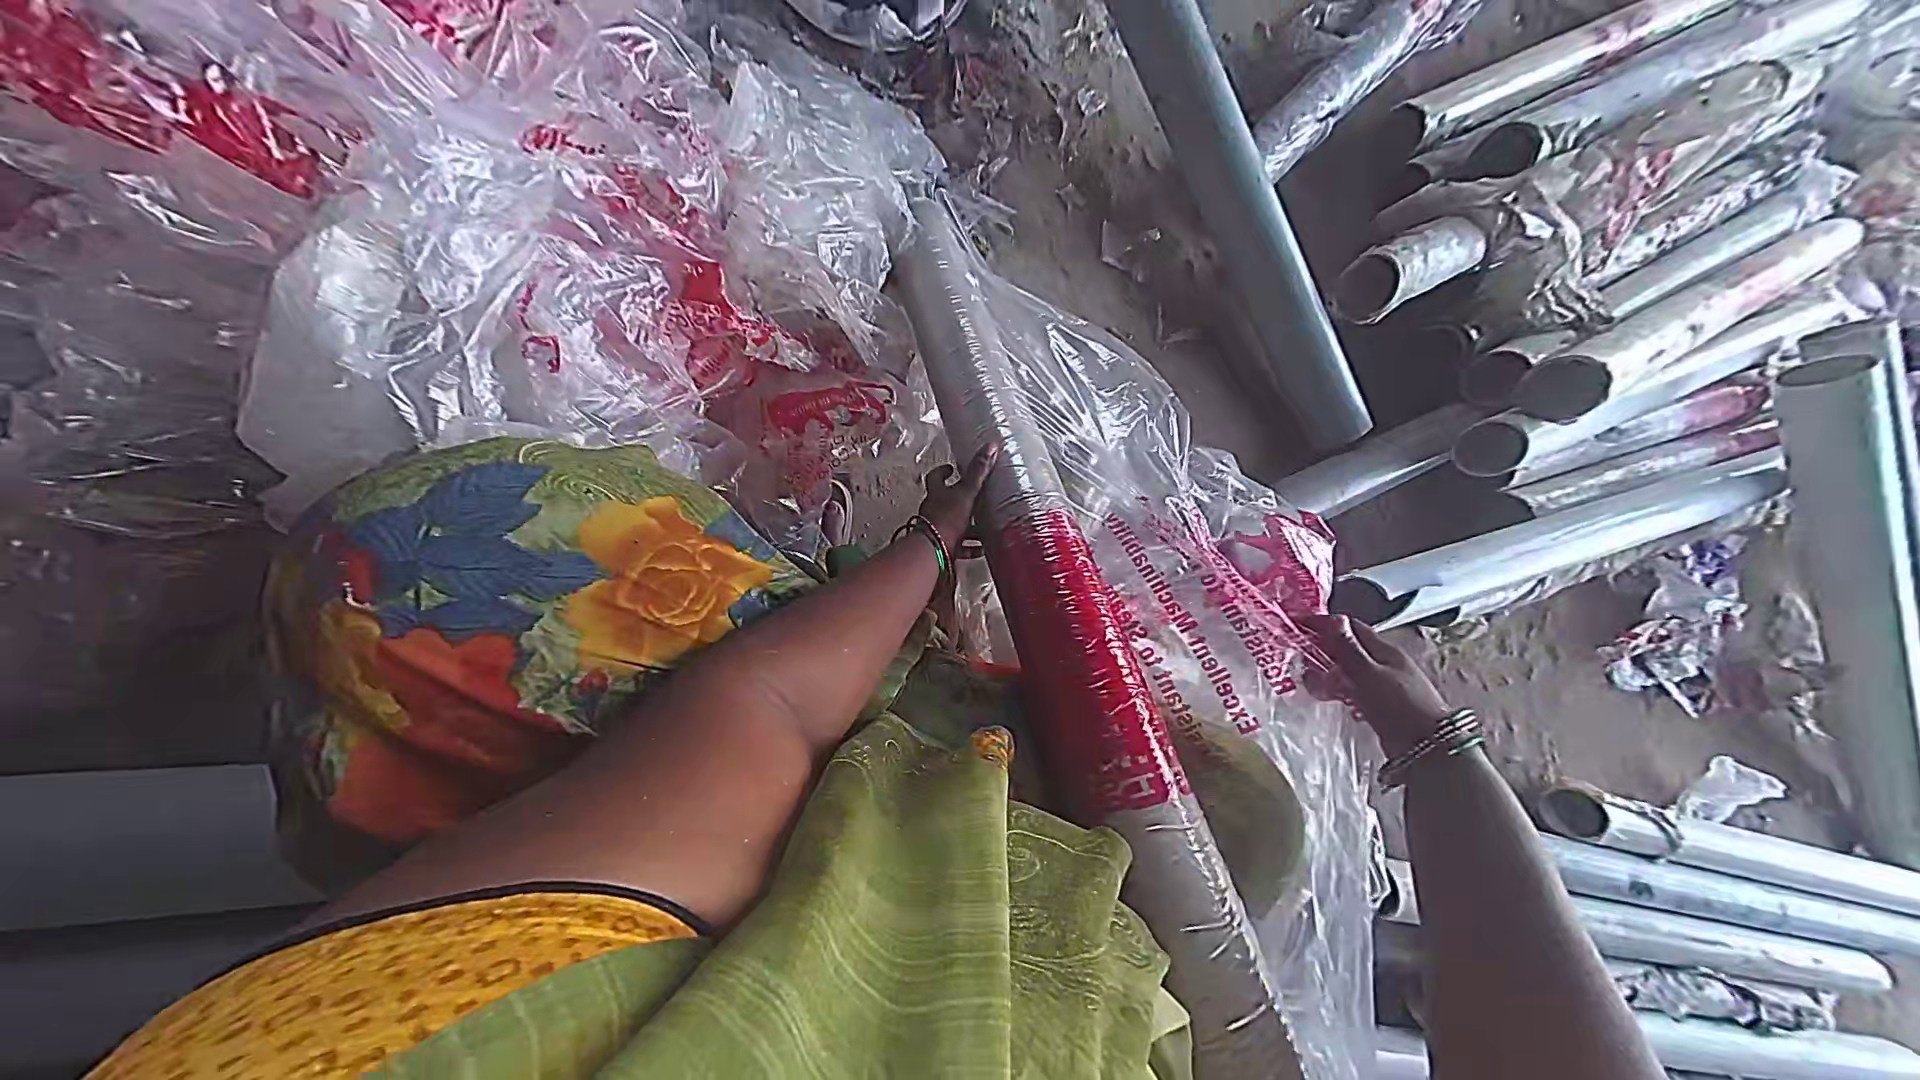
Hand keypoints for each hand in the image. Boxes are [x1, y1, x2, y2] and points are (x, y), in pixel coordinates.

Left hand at [918, 442, 999, 548]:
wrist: (934, 551)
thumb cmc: (947, 519)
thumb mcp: (966, 493)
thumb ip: (978, 472)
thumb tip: (990, 447)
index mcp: (936, 494)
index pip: (935, 477)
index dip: (942, 471)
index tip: (951, 468)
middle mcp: (933, 510)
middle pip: (944, 501)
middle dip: (959, 500)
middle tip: (975, 498)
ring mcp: (936, 530)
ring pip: (952, 524)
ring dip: (967, 526)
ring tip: (985, 526)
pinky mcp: (942, 547)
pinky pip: (958, 546)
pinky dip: (970, 547)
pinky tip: (982, 548)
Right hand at [1299, 613, 1454, 757]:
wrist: (1429, 750)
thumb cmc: (1400, 707)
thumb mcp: (1368, 674)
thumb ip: (1348, 648)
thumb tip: (1332, 618)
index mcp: (1384, 651)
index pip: (1349, 626)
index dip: (1323, 623)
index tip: (1297, 625)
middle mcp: (1383, 664)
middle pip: (1346, 647)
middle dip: (1321, 649)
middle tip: (1299, 657)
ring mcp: (1382, 684)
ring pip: (1346, 669)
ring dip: (1326, 672)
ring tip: (1311, 682)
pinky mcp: (1379, 704)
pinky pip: (1350, 689)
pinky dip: (1336, 689)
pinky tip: (1329, 697)